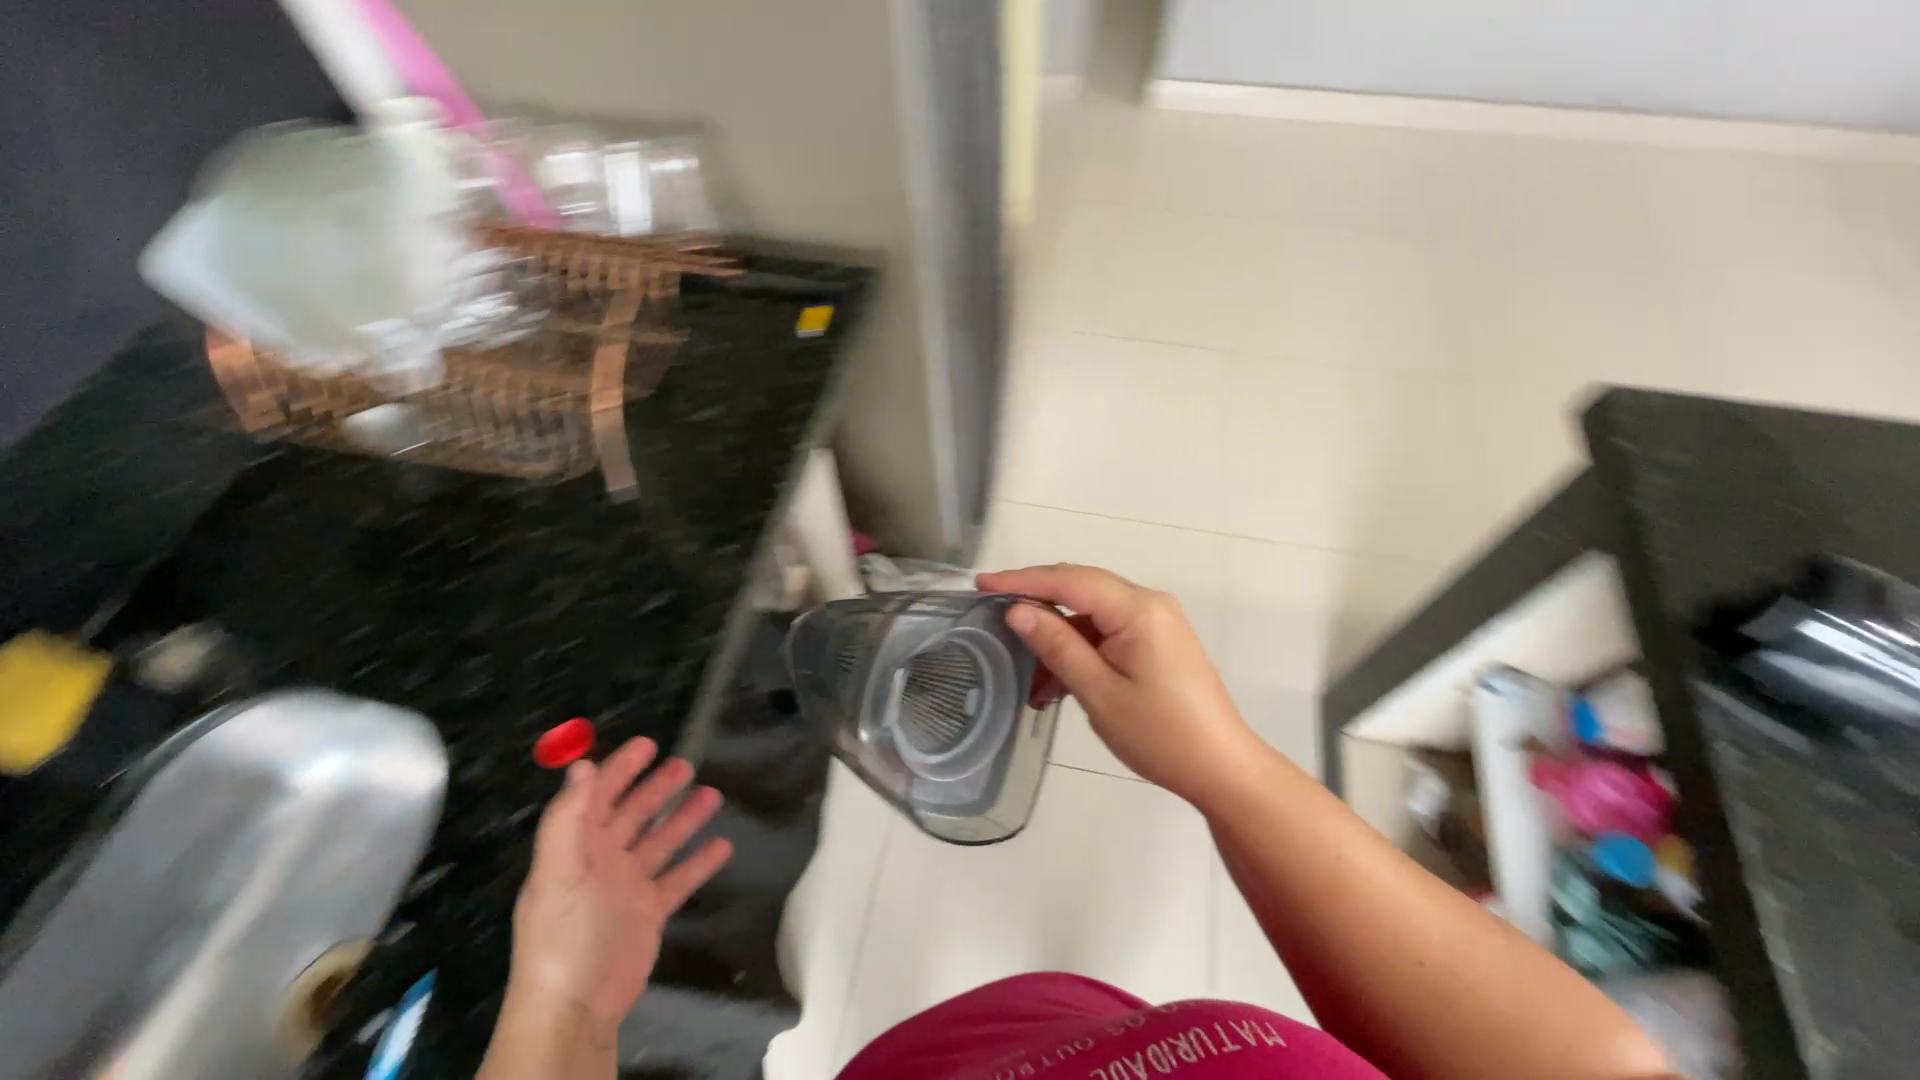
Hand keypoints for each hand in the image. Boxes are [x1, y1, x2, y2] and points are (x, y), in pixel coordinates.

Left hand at [509, 737, 733, 1036]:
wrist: (576, 1006)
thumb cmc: (564, 935)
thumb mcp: (559, 873)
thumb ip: (568, 820)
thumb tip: (579, 766)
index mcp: (575, 847)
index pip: (597, 797)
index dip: (618, 769)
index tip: (647, 744)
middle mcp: (601, 861)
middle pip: (632, 814)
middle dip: (656, 788)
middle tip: (686, 763)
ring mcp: (627, 887)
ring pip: (660, 841)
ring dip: (684, 817)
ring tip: (713, 794)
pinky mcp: (649, 912)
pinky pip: (678, 878)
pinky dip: (699, 862)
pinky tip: (722, 844)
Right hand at [978, 564, 1262, 804]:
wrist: (1222, 768)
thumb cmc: (1161, 735)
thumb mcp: (1099, 693)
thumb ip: (1058, 646)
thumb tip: (1018, 610)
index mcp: (1138, 610)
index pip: (1069, 581)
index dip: (1022, 580)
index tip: (982, 584)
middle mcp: (1150, 604)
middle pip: (1081, 588)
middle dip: (1036, 600)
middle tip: (990, 611)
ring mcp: (1156, 623)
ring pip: (1092, 613)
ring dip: (1057, 635)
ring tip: (1025, 670)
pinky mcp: (1158, 642)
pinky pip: (1108, 632)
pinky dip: (1079, 650)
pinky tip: (1055, 681)